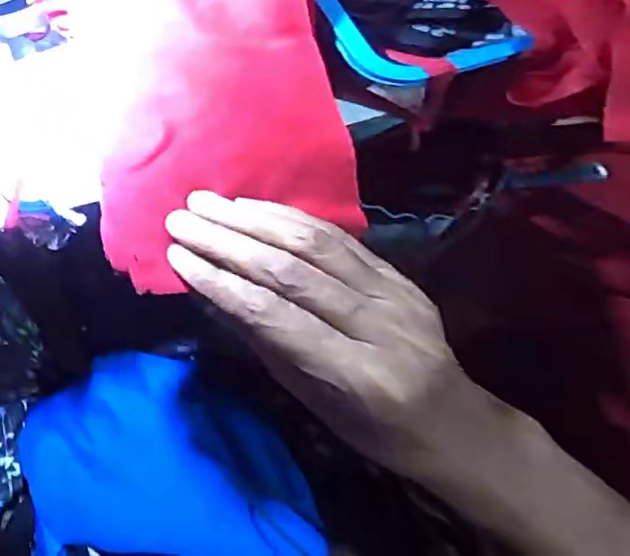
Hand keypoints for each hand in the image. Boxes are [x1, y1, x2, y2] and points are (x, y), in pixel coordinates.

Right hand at [166, 192, 629, 555]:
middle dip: (224, 242)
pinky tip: (245, 204)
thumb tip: (200, 282)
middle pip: (290, 272)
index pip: (274, 316)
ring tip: (201, 202)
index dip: (219, 281)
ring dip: (247, 218)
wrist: (456, 426)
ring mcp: (396, 298)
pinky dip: (283, 215)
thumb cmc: (366, 423)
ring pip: (310, 245)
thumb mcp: (304, 393)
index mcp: (359, 376)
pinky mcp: (399, 275)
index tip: (174, 255)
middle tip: (178, 221)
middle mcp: (383, 331)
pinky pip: (335, 236)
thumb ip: (256, 334)